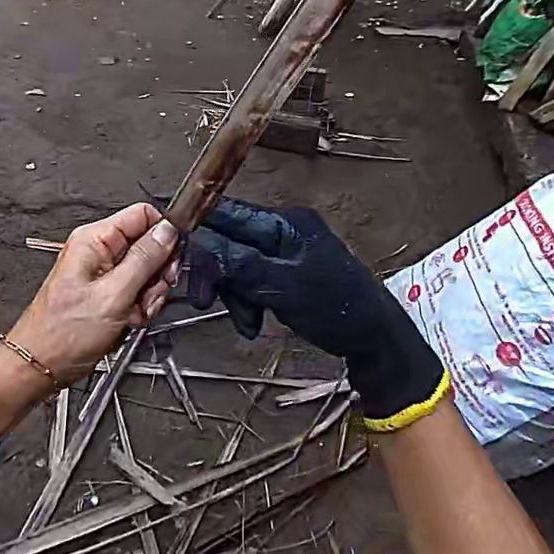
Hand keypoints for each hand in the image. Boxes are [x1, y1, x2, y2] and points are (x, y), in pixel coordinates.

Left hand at [5, 202, 180, 386]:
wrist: (42, 366)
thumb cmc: (61, 333)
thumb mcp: (113, 294)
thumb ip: (145, 259)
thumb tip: (168, 231)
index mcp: (95, 239)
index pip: (144, 215)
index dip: (164, 235)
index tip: (171, 260)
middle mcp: (99, 251)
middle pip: (150, 245)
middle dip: (157, 273)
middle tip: (149, 293)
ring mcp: (105, 272)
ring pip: (148, 272)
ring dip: (150, 295)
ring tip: (134, 312)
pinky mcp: (109, 292)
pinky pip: (139, 291)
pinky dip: (141, 307)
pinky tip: (129, 320)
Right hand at [185, 198, 447, 430]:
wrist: (374, 338)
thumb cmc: (336, 308)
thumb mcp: (282, 285)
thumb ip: (239, 262)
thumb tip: (198, 243)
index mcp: (283, 223)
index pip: (227, 214)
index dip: (200, 233)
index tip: (178, 260)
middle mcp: (282, 229)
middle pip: (228, 241)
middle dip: (218, 273)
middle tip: (205, 301)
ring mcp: (284, 251)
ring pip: (237, 264)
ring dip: (233, 293)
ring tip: (247, 322)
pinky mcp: (285, 272)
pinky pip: (251, 279)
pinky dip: (247, 300)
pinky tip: (254, 322)